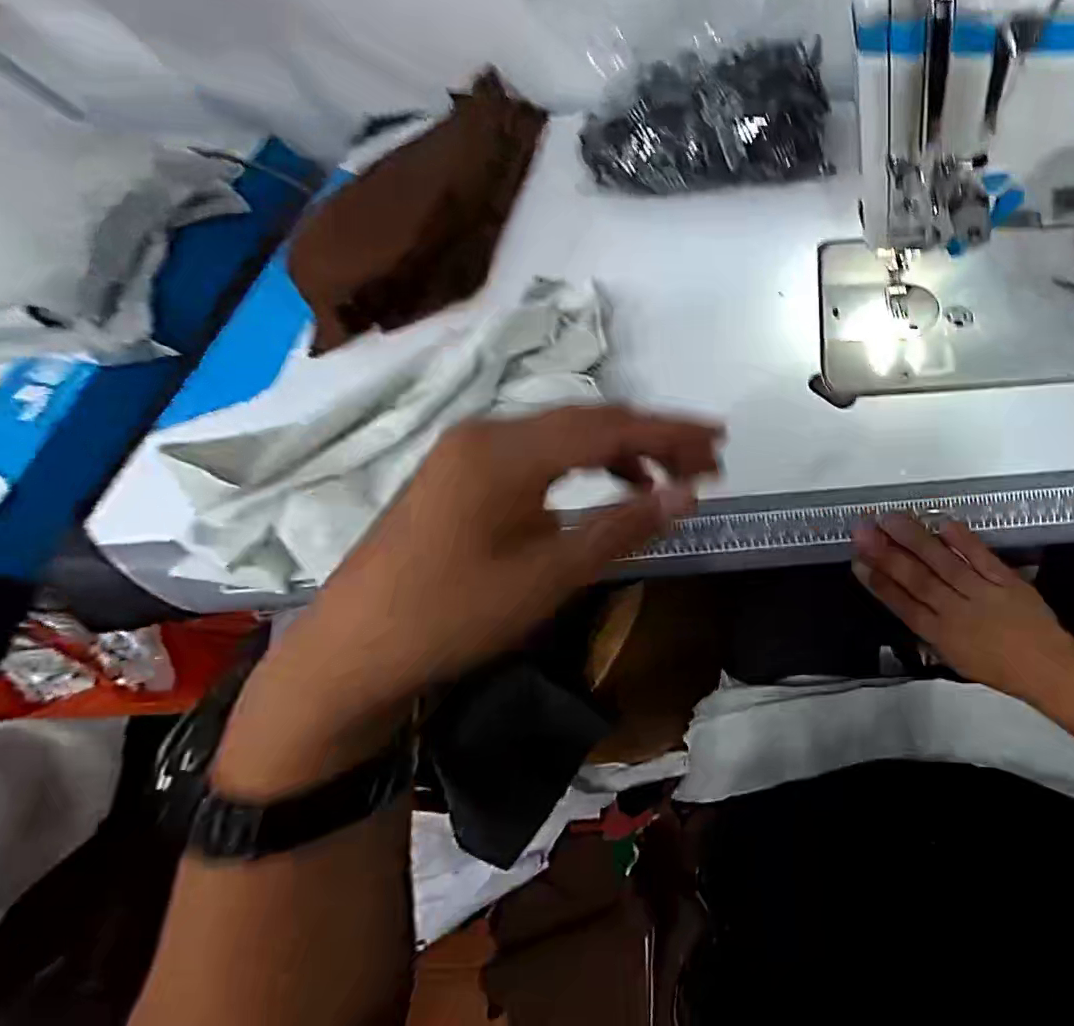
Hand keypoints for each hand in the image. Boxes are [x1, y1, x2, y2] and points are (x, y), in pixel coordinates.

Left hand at [284, 406, 722, 704]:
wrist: (352, 652)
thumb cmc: (455, 615)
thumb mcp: (551, 575)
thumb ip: (624, 526)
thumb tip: (689, 495)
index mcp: (507, 453)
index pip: (610, 426)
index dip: (672, 431)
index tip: (721, 439)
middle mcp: (489, 434)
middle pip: (592, 420)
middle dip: (657, 436)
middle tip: (709, 460)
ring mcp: (472, 449)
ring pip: (569, 432)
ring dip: (627, 448)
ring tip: (672, 474)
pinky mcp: (466, 470)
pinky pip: (544, 450)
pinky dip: (590, 461)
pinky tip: (615, 484)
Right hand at [851, 514, 1073, 703]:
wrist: (1045, 667)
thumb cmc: (1000, 668)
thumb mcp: (957, 659)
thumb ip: (934, 631)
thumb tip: (911, 606)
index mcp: (942, 636)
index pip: (904, 605)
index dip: (879, 582)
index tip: (857, 561)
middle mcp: (956, 612)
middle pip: (916, 578)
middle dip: (886, 553)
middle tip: (863, 530)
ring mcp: (981, 593)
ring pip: (942, 563)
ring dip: (915, 538)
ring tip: (892, 518)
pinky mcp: (1005, 580)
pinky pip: (980, 557)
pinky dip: (962, 539)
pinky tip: (942, 522)